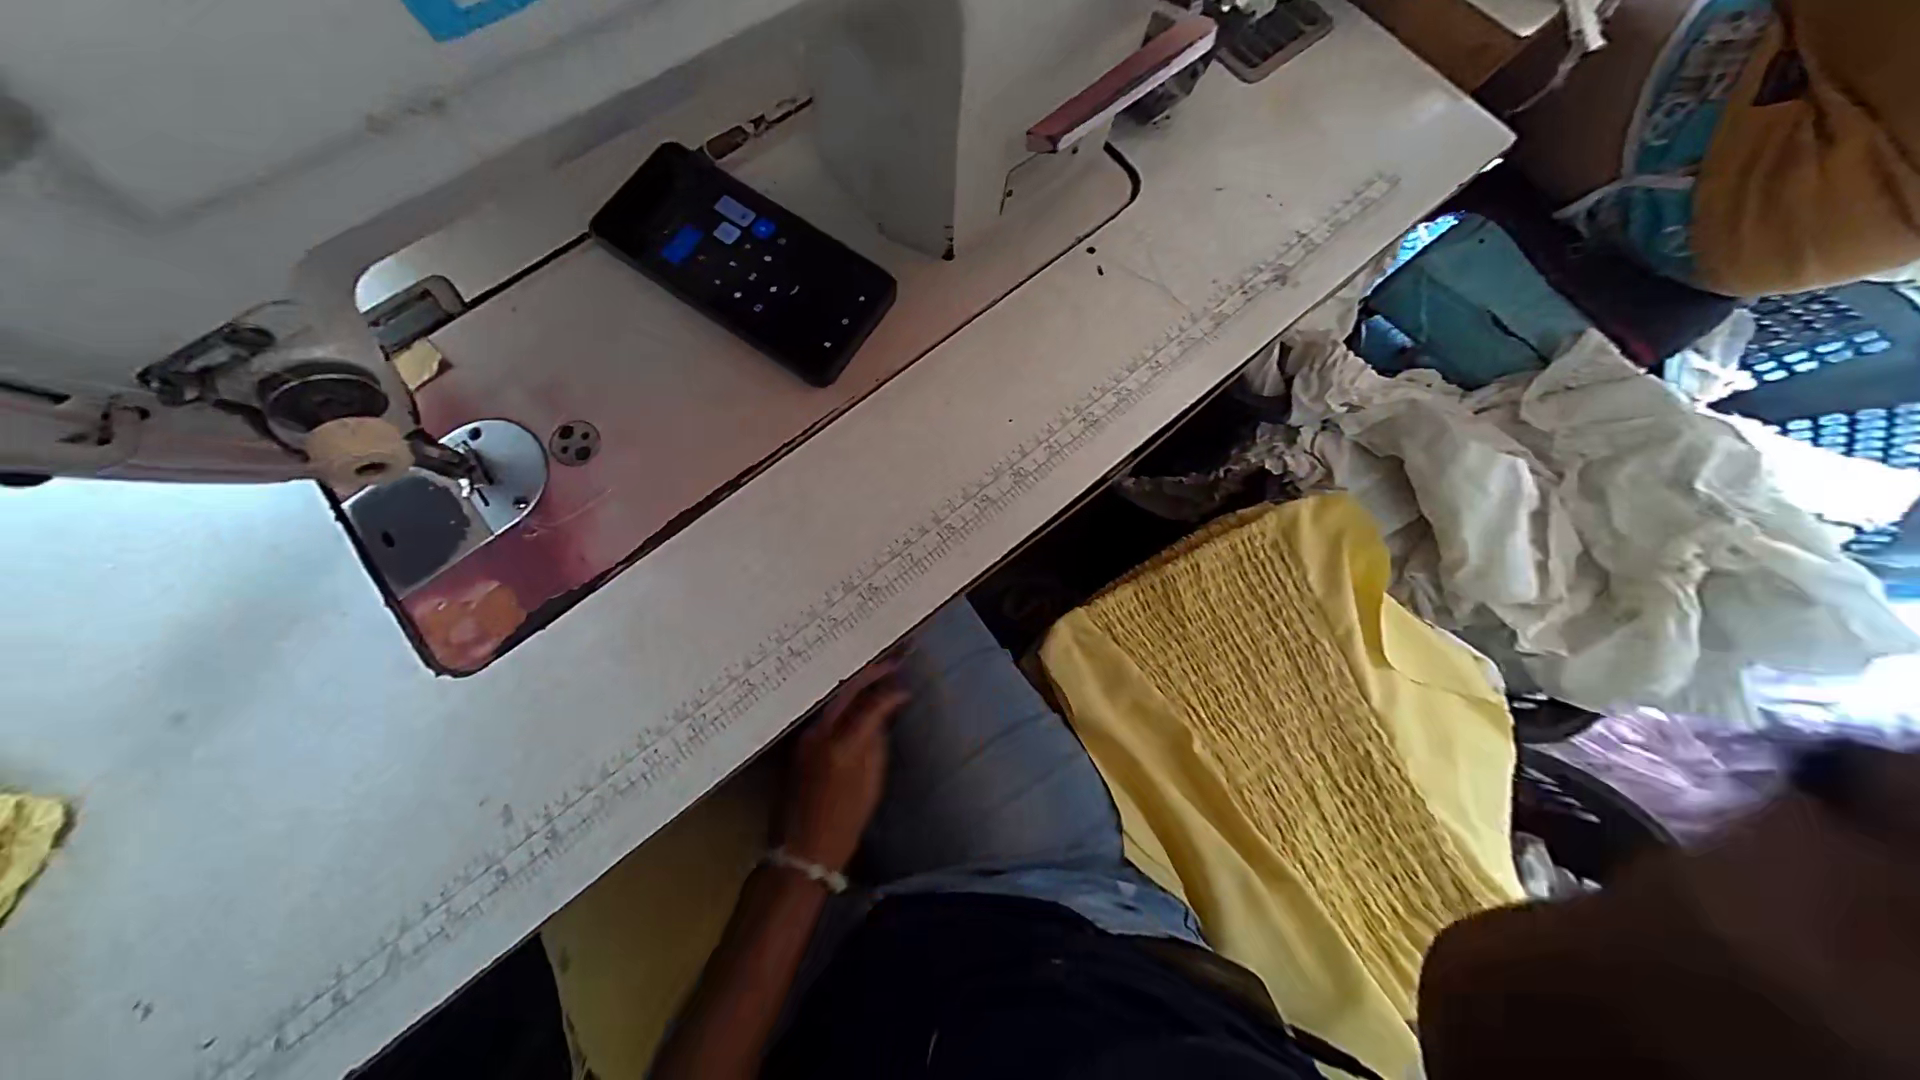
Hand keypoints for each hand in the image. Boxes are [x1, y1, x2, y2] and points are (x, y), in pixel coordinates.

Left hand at [779, 659, 909, 873]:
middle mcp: (819, 733)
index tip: (906, 689)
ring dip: (855, 684)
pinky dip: (843, 700)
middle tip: (892, 664)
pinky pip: (824, 711)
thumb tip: (884, 712)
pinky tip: (856, 698)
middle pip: (846, 690)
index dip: (890, 693)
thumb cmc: (845, 820)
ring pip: (833, 697)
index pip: (870, 705)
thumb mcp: (872, 782)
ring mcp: (805, 736)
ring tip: (877, 675)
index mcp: (842, 745)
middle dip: (870, 674)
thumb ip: (877, 741)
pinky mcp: (800, 742)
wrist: (803, 847)